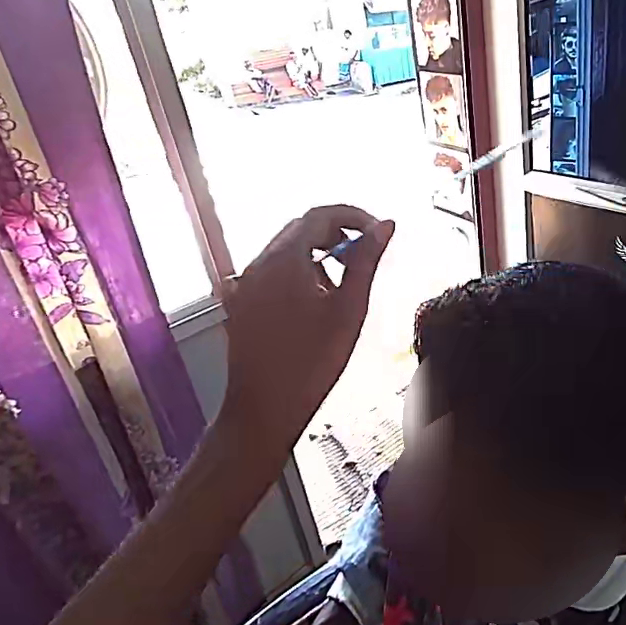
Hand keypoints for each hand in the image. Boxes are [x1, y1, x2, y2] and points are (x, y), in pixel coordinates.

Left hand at [219, 206, 394, 442]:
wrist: (264, 409)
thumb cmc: (309, 364)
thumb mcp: (349, 308)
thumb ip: (366, 260)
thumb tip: (384, 227)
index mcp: (284, 259)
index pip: (321, 215)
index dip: (353, 217)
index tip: (375, 230)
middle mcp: (259, 264)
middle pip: (302, 229)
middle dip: (336, 236)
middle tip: (362, 258)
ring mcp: (246, 283)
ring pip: (285, 249)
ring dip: (316, 255)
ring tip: (339, 288)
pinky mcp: (240, 302)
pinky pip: (271, 271)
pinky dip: (296, 273)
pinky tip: (311, 303)